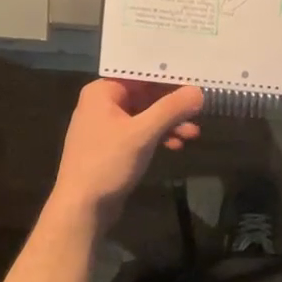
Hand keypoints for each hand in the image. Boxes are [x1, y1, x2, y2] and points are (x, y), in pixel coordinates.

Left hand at [51, 79, 202, 224]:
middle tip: (199, 111)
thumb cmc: (108, 163)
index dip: (168, 77)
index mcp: (102, 92)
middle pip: (144, 95)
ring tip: (193, 134)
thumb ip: (171, 109)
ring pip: (144, 117)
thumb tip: (198, 91)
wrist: (82, 206)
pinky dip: (157, 137)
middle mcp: (101, 104)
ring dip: (168, 123)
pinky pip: (139, 134)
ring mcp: (105, 127)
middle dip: (172, 105)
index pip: (140, 74)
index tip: (195, 80)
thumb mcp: (143, 133)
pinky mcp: (111, 148)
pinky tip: (175, 146)